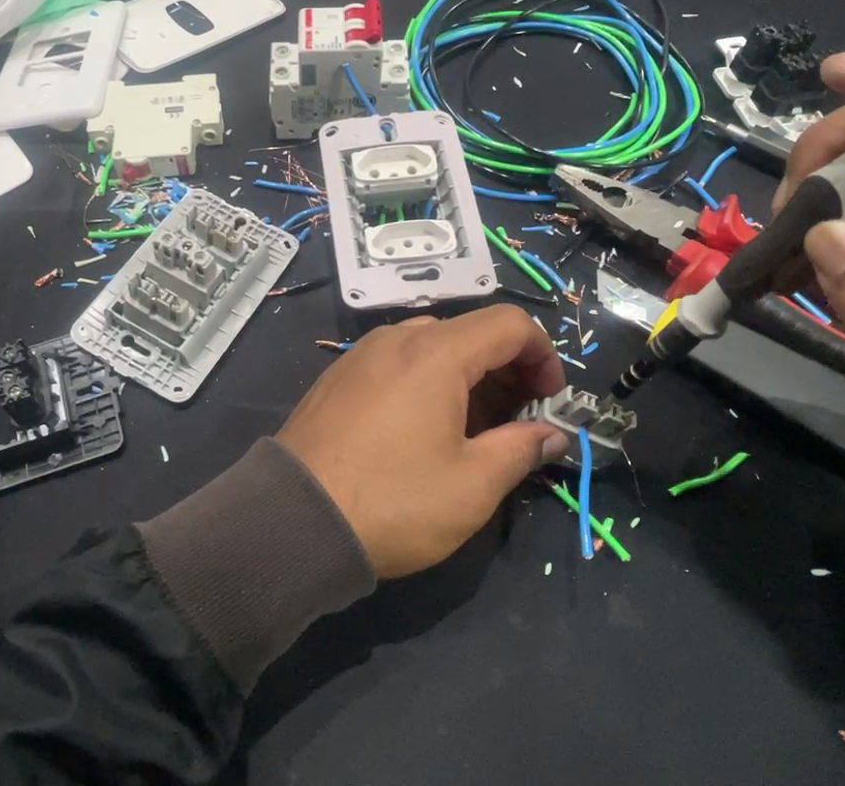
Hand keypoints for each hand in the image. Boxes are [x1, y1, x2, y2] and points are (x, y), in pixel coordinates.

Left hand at [277, 305, 569, 577]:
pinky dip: (426, 383)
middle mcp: (395, 340)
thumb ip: (520, 450)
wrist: (292, 521)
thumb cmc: (393, 502)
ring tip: (472, 433)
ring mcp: (360, 356)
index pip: (508, 323)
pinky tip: (422, 431)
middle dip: (505, 371)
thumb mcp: (471, 486)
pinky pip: (395, 364)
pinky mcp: (337, 379)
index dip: (543, 356)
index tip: (549, 401)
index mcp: (435, 353)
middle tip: (516, 424)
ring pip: (430, 348)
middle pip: (469, 333)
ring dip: (466, 379)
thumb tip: (551, 434)